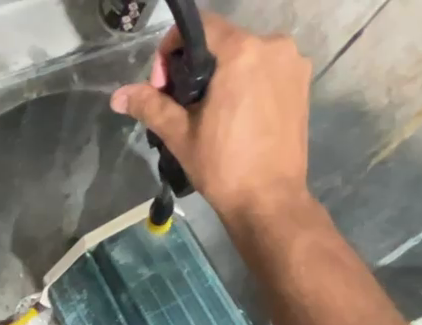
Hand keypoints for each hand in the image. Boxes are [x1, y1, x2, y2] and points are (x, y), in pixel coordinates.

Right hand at [110, 15, 313, 232]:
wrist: (268, 200)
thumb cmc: (223, 167)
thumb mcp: (180, 135)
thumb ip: (151, 106)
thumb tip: (118, 96)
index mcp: (242, 51)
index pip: (201, 26)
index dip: (173, 50)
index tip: (164, 85)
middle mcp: (274, 46)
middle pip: (223, 43)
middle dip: (197, 69)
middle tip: (183, 107)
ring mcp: (293, 64)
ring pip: (246, 58)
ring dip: (223, 78)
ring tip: (210, 116)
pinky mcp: (302, 85)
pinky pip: (266, 73)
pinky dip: (247, 87)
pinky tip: (236, 120)